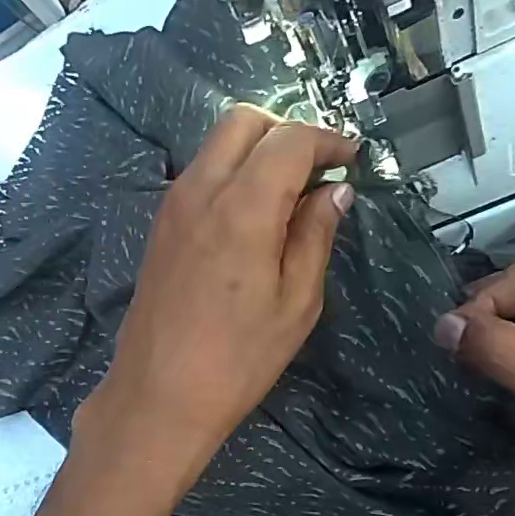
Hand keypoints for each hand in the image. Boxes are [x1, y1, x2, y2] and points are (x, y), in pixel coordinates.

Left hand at [75, 105, 356, 475]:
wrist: (160, 394)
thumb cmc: (241, 356)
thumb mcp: (298, 301)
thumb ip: (316, 235)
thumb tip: (336, 192)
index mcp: (242, 208)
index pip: (289, 141)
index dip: (327, 140)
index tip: (353, 157)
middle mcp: (201, 189)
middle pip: (245, 121)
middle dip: (289, 132)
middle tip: (322, 168)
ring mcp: (174, 202)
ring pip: (220, 143)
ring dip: (262, 150)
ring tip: (296, 192)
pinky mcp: (164, 222)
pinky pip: (205, 171)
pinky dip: (238, 171)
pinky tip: (261, 213)